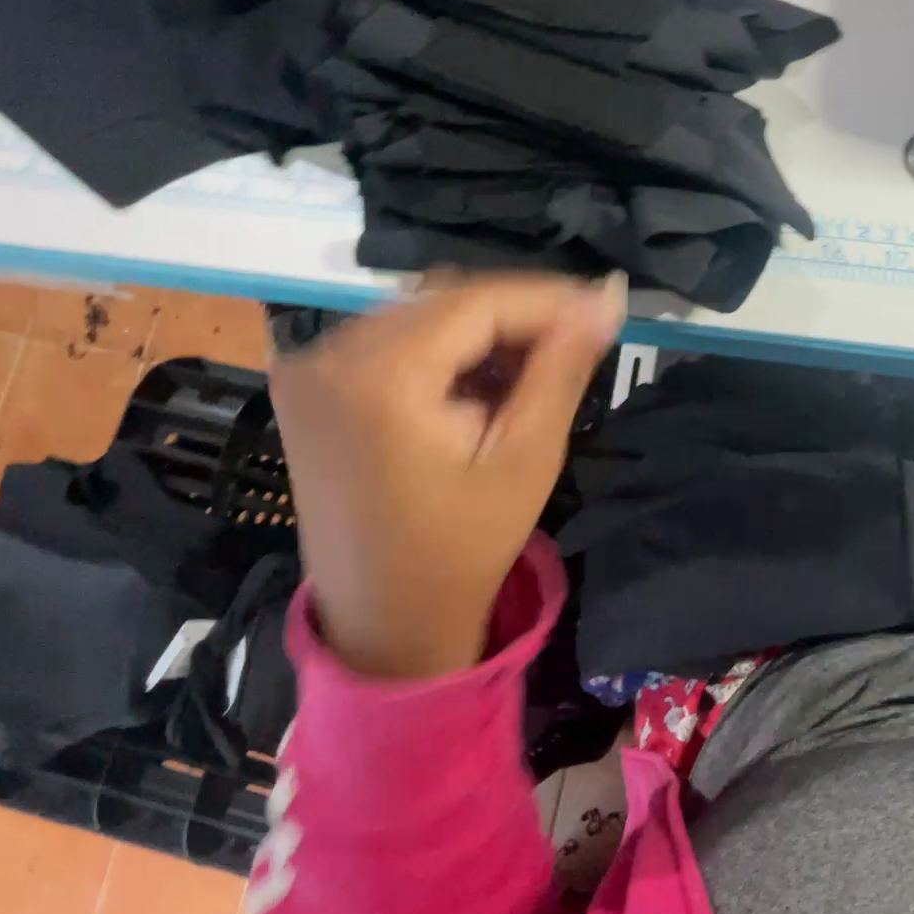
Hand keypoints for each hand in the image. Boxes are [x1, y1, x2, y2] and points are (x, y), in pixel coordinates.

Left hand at [270, 273, 624, 679]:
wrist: (386, 618)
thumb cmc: (465, 545)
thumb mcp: (527, 456)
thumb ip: (563, 367)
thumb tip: (607, 295)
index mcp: (380, 375)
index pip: (476, 300)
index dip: (547, 297)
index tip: (603, 308)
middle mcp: (326, 353)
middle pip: (442, 301)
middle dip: (517, 316)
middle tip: (576, 343)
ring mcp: (307, 368)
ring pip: (417, 315)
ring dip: (481, 332)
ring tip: (531, 371)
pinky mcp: (306, 386)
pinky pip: (388, 340)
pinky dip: (441, 350)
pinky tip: (477, 384)